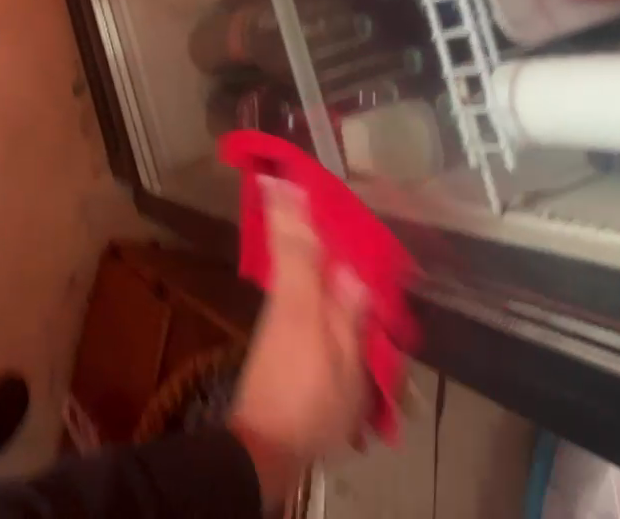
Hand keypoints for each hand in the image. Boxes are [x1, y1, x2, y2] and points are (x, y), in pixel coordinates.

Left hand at [228, 177, 370, 508]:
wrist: (264, 446)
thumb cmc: (310, 407)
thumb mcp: (345, 368)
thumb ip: (349, 315)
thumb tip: (355, 269)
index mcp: (301, 302)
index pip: (296, 243)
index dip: (290, 209)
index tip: (282, 173)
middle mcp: (285, 298)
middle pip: (290, 246)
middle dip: (293, 214)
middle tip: (296, 180)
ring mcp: (279, 314)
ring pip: (292, 263)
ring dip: (300, 235)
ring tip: (311, 209)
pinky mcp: (278, 330)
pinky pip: (295, 283)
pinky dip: (305, 264)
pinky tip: (321, 264)